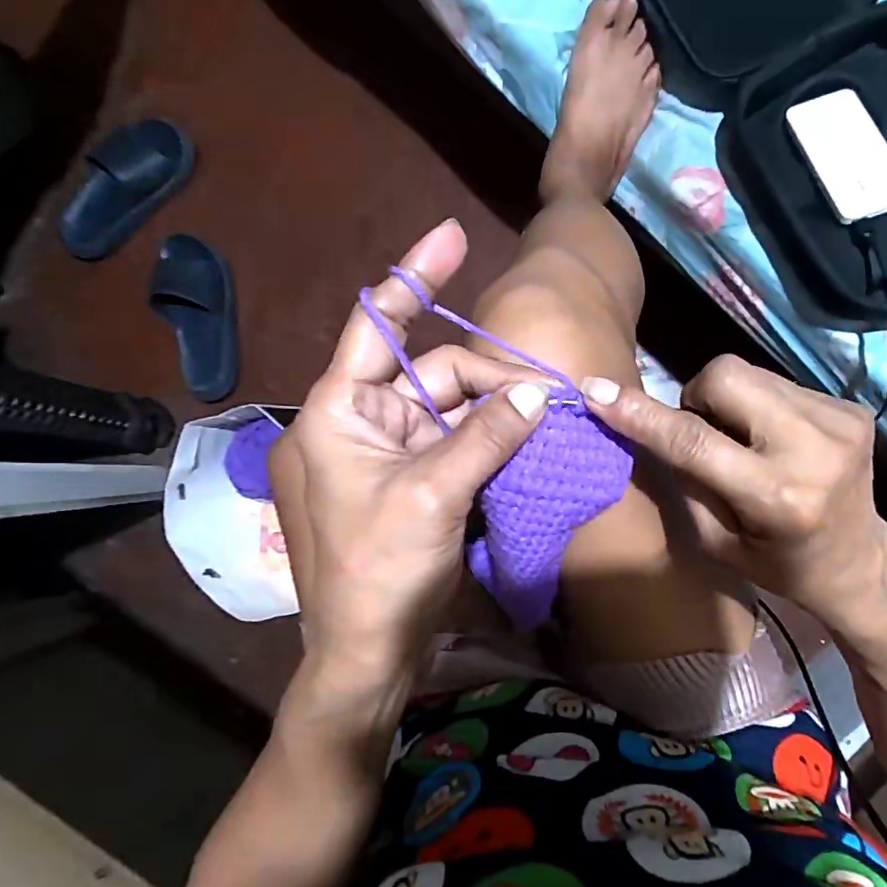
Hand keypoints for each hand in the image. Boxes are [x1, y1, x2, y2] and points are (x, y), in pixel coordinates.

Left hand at [271, 220, 550, 689]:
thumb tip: (539, 389)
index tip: (452, 234)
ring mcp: (385, 454)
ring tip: (546, 416)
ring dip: (494, 412)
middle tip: (548, 394)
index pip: (377, 324)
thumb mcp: (434, 495)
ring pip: (449, 410)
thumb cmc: (379, 572)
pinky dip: (486, 440)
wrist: (367, 652)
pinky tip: (523, 436)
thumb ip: (487, 434)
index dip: (414, 276)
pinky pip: (452, 444)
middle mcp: (359, 421)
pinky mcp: (408, 482)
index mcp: (339, 410)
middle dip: (488, 377)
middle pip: (432, 373)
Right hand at [582, 356, 886, 664]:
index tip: (597, 391)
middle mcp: (815, 449)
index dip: (642, 415)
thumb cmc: (777, 563)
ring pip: (749, 373)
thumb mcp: (716, 540)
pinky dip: (759, 405)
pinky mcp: (851, 407)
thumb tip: (648, 422)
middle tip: (704, 434)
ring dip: (729, 402)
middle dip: (697, 397)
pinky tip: (774, 439)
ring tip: (746, 441)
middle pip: (725, 377)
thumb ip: (684, 478)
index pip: (694, 442)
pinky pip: (777, 382)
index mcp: (777, 497)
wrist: (858, 562)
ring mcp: (840, 421)